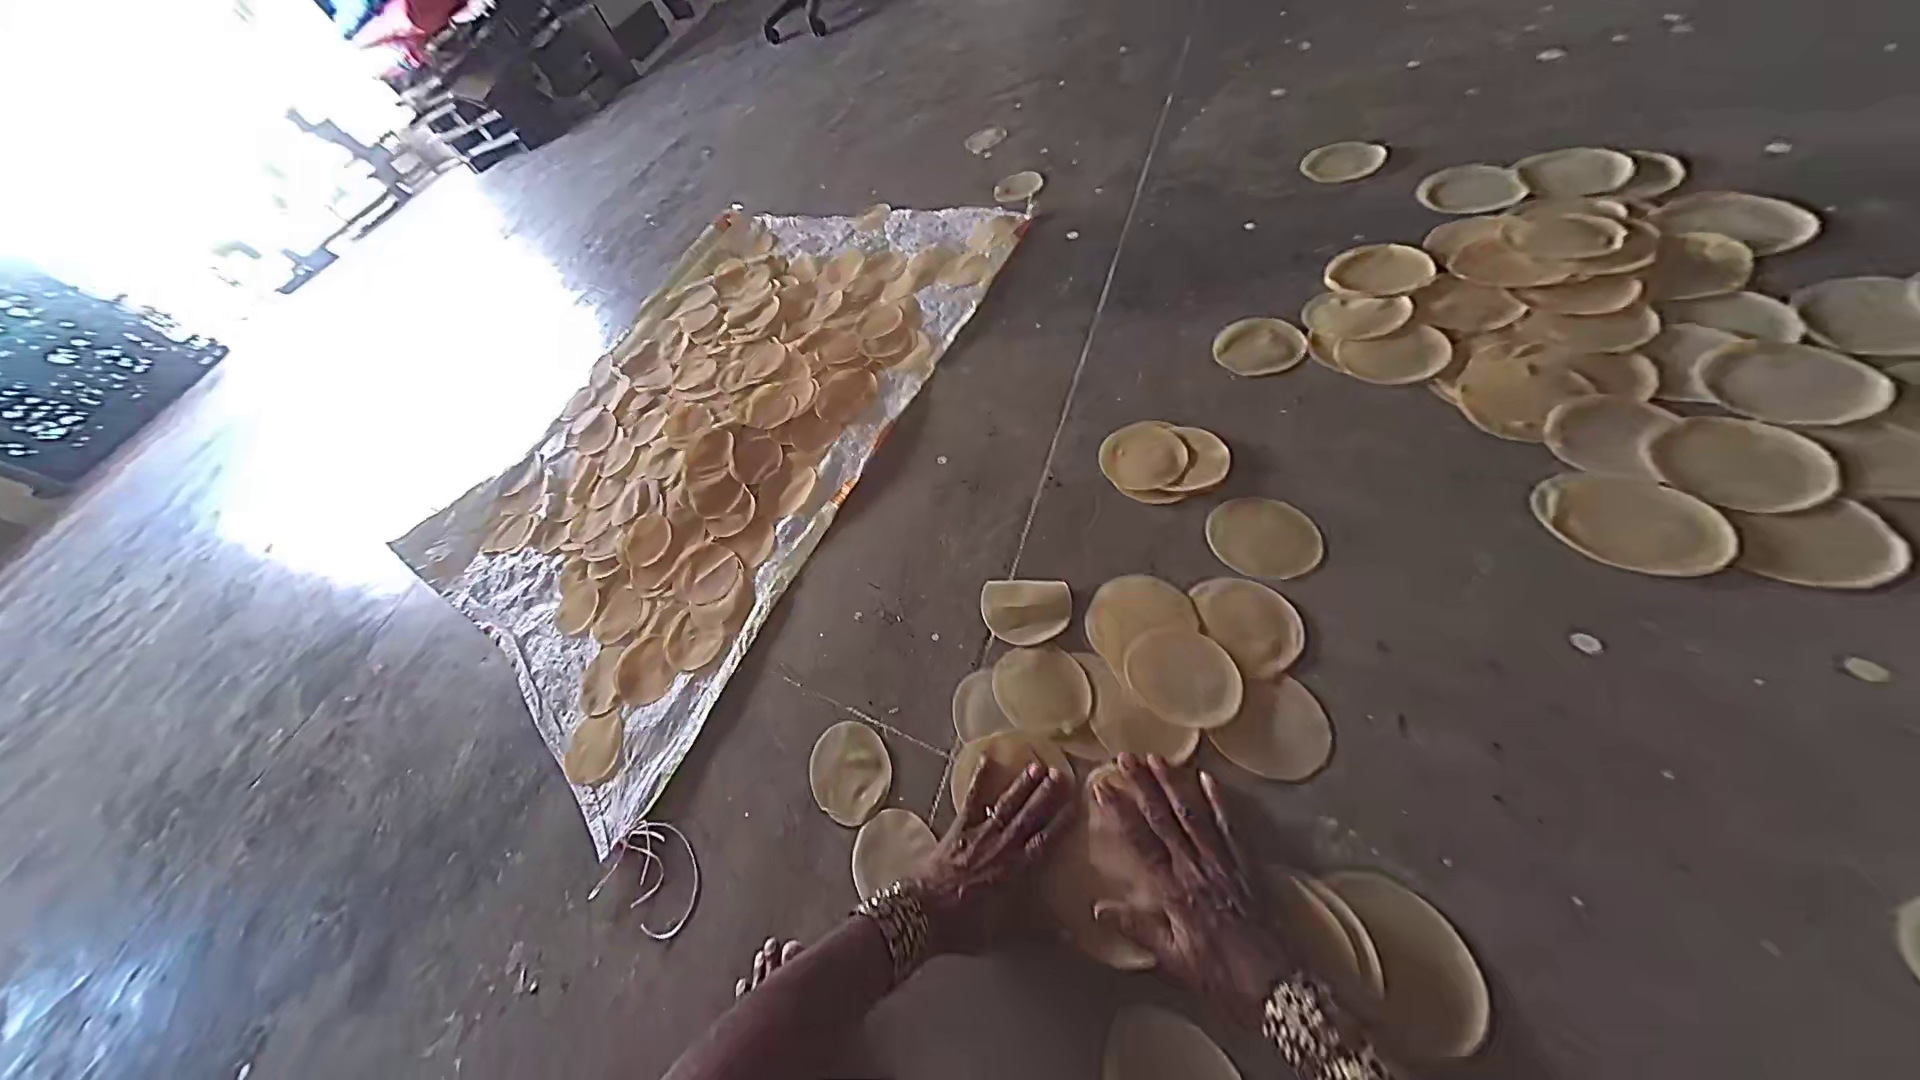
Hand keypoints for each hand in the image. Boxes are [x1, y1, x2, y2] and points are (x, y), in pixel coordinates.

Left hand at [910, 760, 1074, 955]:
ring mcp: (980, 833)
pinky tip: (988, 758)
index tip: (1076, 803)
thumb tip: (1072, 936)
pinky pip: (973, 799)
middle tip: (1061, 774)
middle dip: (1046, 795)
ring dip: (1022, 785)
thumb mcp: (1006, 932)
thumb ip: (1040, 930)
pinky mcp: (959, 826)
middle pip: (1028, 816)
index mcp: (1016, 870)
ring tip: (1037, 766)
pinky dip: (981, 778)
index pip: (1044, 841)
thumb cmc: (966, 926)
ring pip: (1006, 805)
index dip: (1061, 821)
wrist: (923, 913)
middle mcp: (1001, 846)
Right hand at [1091, 754, 1293, 1028]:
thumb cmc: (1220, 976)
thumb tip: (1097, 908)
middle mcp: (1196, 868)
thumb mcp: (1173, 961)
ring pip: (1193, 815)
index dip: (1120, 811)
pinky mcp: (1244, 864)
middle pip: (1164, 818)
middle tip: (1125, 758)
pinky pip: (1229, 827)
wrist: (1277, 988)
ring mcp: (1222, 862)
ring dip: (1173, 784)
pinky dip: (1218, 801)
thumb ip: (1137, 929)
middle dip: (1142, 785)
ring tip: (1156, 758)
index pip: (1140, 841)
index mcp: (1174, 890)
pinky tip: (1207, 777)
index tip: (1103, 786)